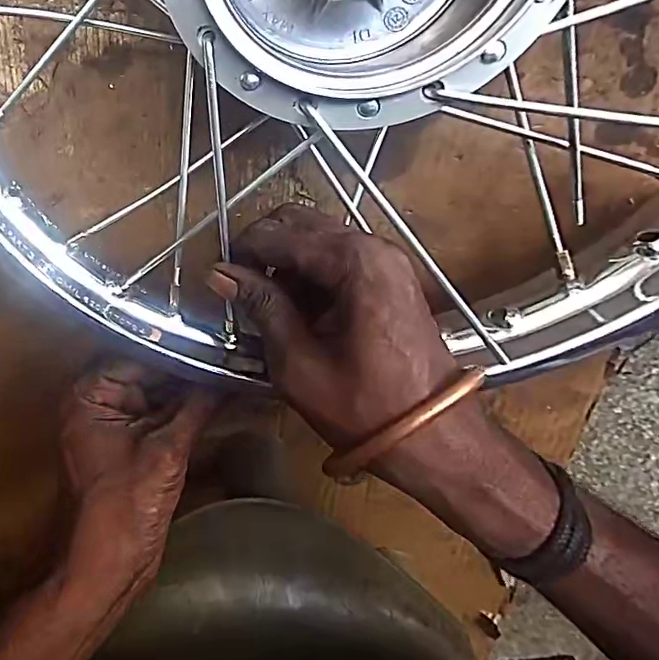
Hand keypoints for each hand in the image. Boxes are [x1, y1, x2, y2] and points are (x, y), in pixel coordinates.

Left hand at [59, 360, 217, 595]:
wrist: (104, 573)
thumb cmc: (119, 515)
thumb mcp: (166, 453)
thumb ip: (196, 408)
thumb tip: (223, 378)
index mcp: (88, 396)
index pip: (138, 354)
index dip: (176, 348)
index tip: (211, 340)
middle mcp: (95, 404)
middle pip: (148, 372)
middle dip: (186, 369)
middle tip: (226, 356)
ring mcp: (111, 426)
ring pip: (156, 394)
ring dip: (188, 390)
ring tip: (226, 374)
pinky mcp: (128, 446)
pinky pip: (158, 417)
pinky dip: (184, 413)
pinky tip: (215, 403)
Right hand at [207, 204, 476, 459]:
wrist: (437, 437)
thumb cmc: (366, 408)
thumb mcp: (299, 363)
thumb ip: (262, 307)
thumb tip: (222, 274)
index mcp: (354, 262)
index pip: (281, 235)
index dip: (243, 252)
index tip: (221, 277)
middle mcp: (374, 246)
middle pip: (301, 221)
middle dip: (264, 247)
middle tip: (241, 286)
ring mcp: (387, 258)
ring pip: (318, 235)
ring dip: (287, 259)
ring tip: (268, 303)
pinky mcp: (392, 275)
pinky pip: (339, 255)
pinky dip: (311, 271)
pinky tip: (300, 308)